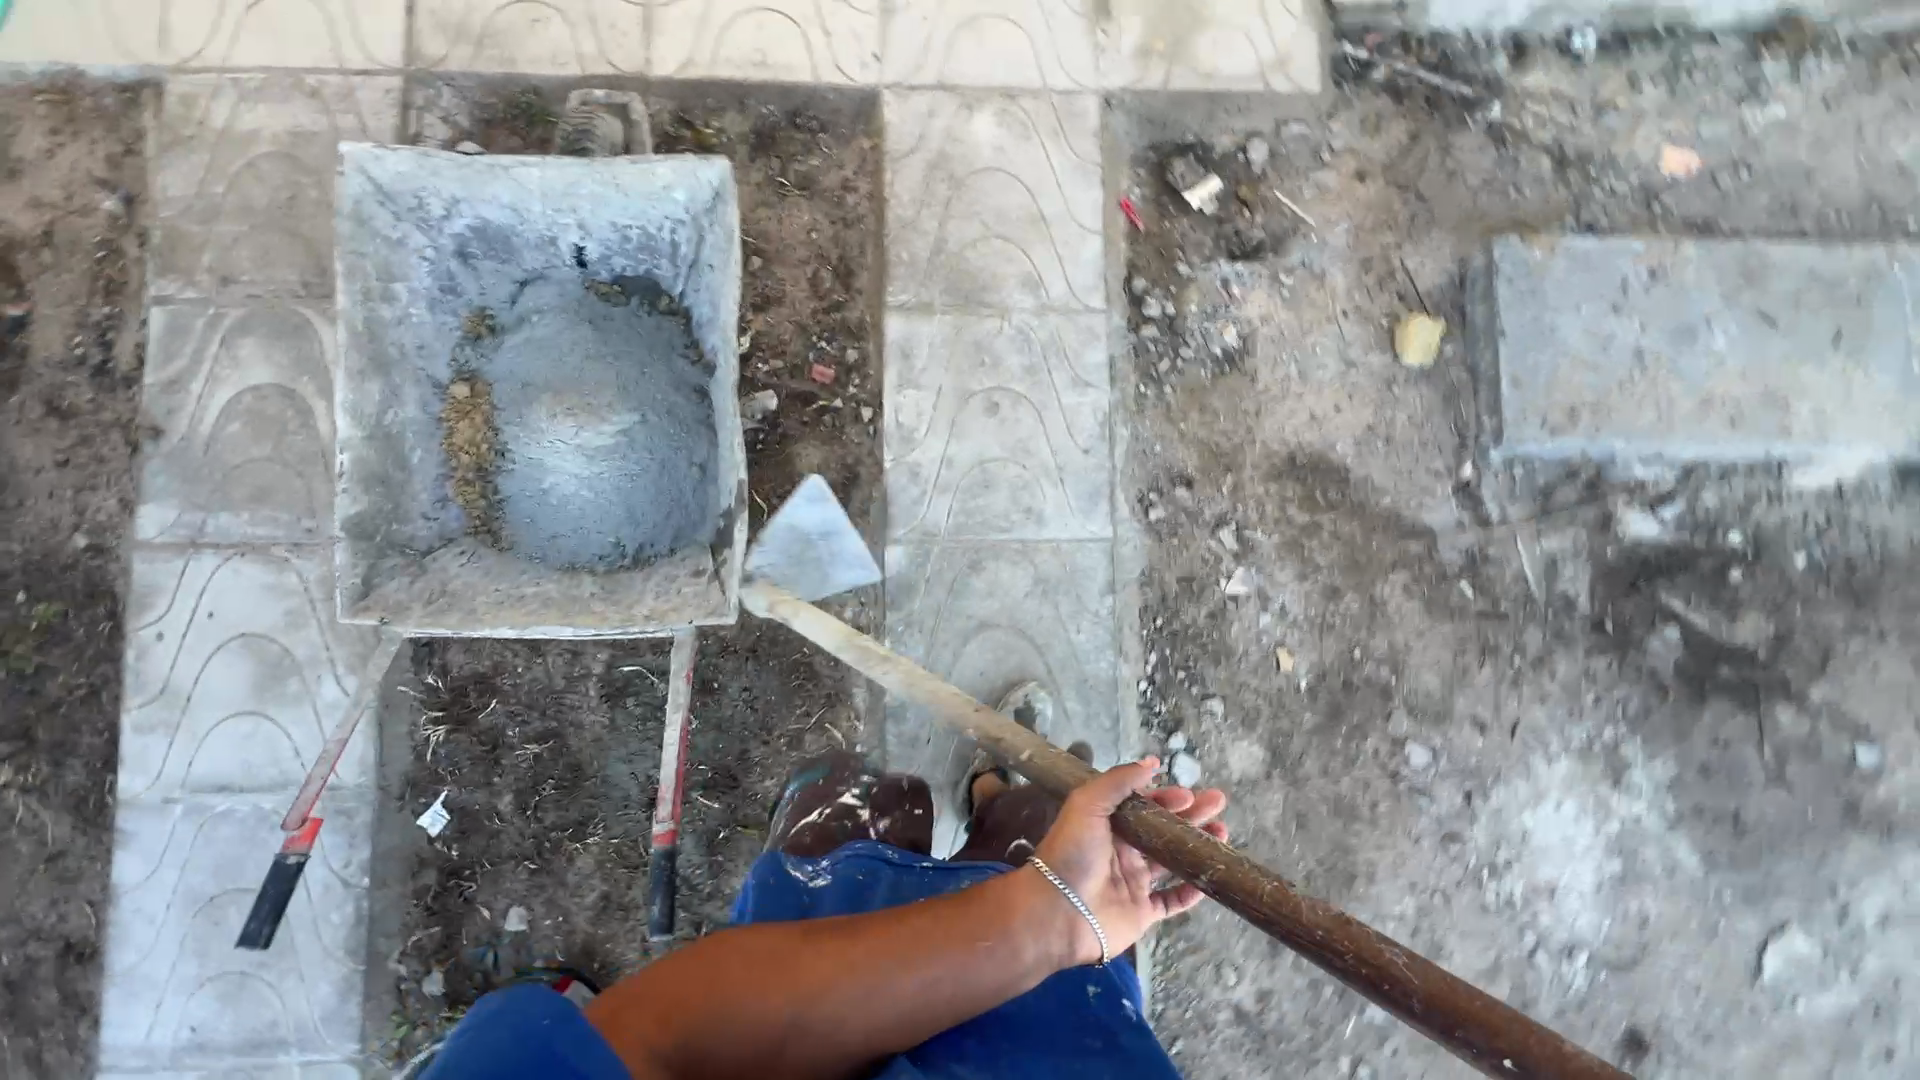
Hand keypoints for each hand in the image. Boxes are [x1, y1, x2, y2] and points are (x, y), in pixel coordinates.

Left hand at [1030, 757, 1228, 965]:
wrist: (1060, 910)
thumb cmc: (1073, 851)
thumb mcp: (1088, 803)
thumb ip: (1119, 781)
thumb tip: (1151, 762)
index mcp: (1107, 824)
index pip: (1143, 806)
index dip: (1166, 797)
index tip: (1189, 793)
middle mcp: (1121, 850)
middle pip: (1163, 829)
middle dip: (1191, 815)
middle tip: (1219, 802)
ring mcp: (1133, 882)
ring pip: (1172, 861)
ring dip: (1197, 846)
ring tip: (1224, 833)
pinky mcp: (1142, 912)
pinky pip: (1171, 901)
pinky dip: (1191, 892)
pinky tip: (1208, 878)